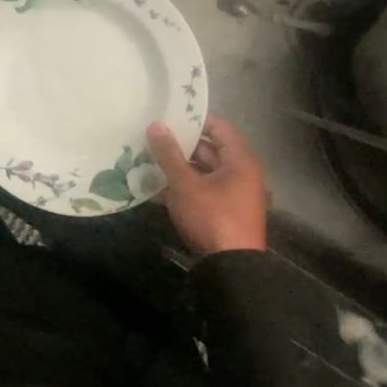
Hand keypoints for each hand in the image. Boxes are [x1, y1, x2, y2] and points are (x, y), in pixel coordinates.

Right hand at [146, 116, 268, 256]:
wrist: (231, 271)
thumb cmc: (213, 217)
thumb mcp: (186, 184)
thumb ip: (170, 154)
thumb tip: (156, 125)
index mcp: (240, 162)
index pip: (220, 128)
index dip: (196, 120)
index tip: (170, 115)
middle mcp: (241, 176)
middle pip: (209, 151)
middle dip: (180, 146)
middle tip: (152, 137)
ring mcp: (232, 196)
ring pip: (201, 173)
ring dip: (176, 169)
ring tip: (146, 160)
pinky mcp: (222, 214)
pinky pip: (200, 192)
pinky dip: (181, 190)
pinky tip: (152, 190)